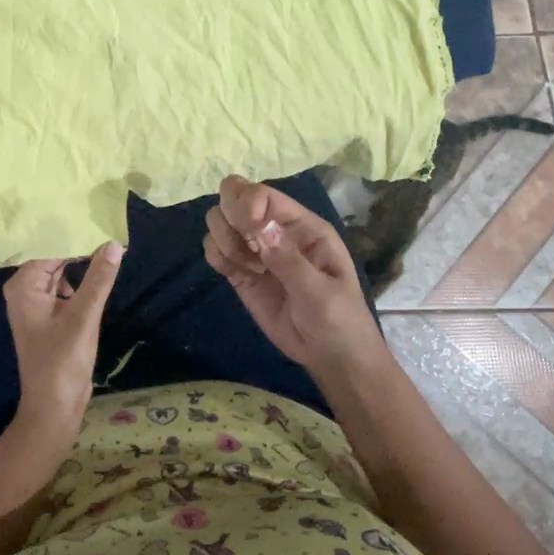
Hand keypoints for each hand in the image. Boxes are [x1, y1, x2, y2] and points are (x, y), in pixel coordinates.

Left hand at [3, 242, 122, 438]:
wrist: (54, 407)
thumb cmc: (62, 361)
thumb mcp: (83, 317)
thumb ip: (99, 279)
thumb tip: (113, 244)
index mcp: (23, 285)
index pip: (51, 249)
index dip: (76, 237)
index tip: (100, 221)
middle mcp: (24, 290)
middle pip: (55, 259)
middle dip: (80, 248)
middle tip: (109, 228)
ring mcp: (37, 305)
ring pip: (63, 274)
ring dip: (83, 265)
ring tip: (109, 244)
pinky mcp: (50, 317)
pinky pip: (66, 291)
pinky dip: (82, 283)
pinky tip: (102, 272)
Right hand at [203, 176, 385, 373]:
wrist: (332, 359)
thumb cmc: (338, 321)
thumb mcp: (320, 292)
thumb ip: (288, 259)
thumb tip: (258, 226)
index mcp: (302, 226)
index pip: (262, 195)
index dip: (247, 205)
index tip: (250, 232)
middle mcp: (275, 230)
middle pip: (233, 197)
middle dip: (230, 219)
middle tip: (245, 251)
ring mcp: (255, 250)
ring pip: (219, 221)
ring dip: (224, 240)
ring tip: (246, 267)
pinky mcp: (240, 272)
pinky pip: (214, 249)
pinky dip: (216, 257)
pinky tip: (235, 274)